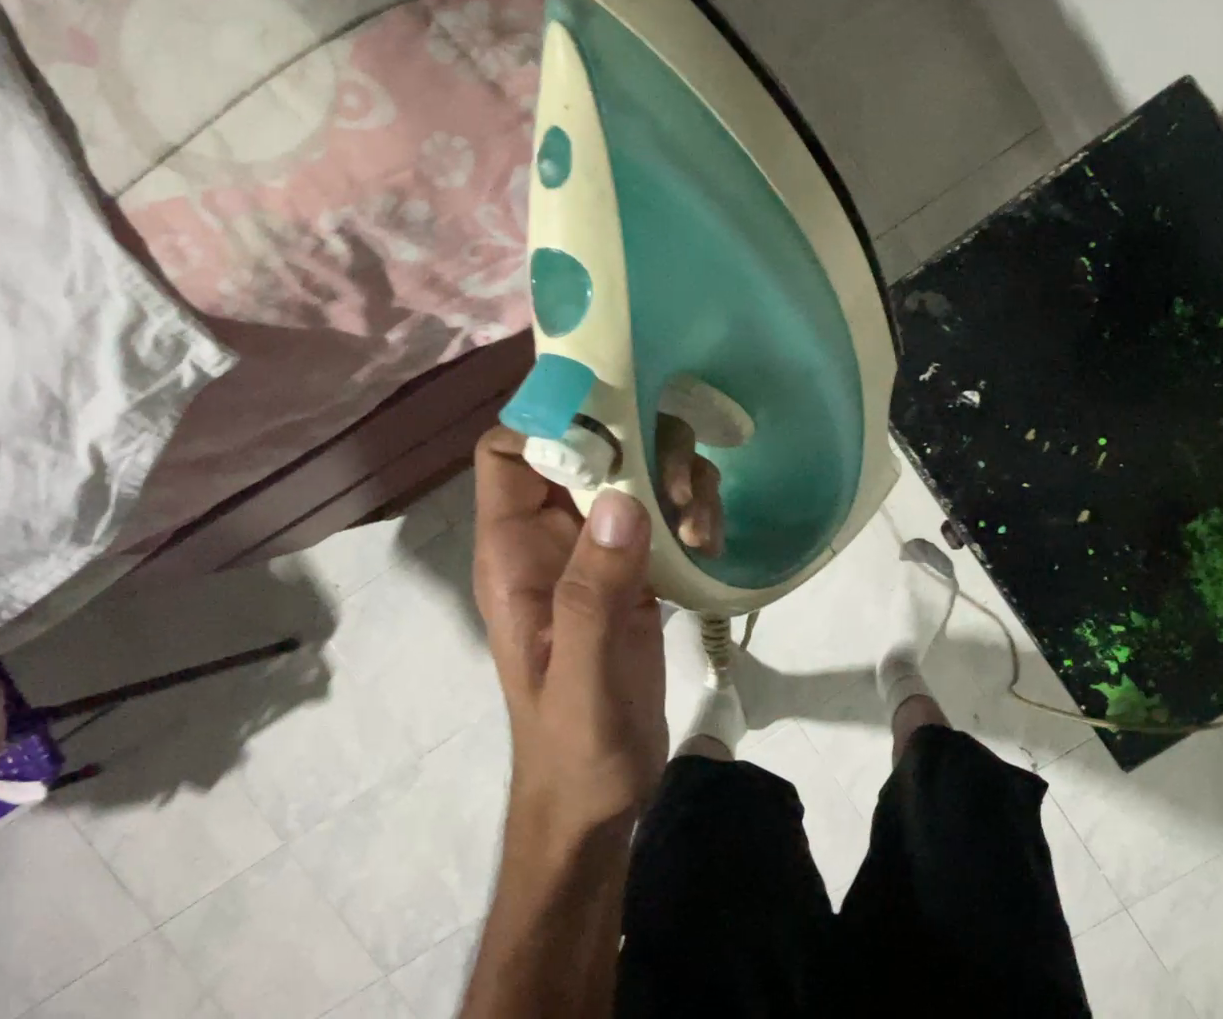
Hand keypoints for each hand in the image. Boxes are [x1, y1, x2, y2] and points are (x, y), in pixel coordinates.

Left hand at [470, 422, 720, 845]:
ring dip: (679, 487)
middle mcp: (554, 542)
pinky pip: (665, 516)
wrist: (599, 798)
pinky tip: (709, 550)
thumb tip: (625, 501)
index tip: (624, 431)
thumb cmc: (576, 748)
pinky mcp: (637, 574)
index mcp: (516, 556)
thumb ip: (594, 594)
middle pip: (591, 452)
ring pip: (637, 478)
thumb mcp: (584, 679)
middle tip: (684, 495)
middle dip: (642, 454)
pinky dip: (693, 517)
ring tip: (703, 533)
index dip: (557, 424)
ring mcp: (598, 557)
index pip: (513, 454)